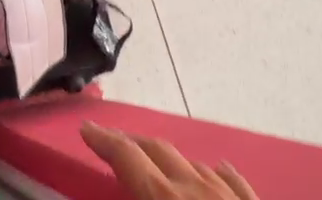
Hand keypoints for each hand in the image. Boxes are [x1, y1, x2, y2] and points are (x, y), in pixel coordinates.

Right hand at [80, 123, 258, 199]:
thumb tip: (117, 198)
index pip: (126, 157)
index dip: (103, 140)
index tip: (86, 129)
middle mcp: (196, 190)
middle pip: (158, 150)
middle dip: (132, 142)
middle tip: (113, 143)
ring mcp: (233, 199)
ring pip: (194, 163)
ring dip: (170, 160)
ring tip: (158, 166)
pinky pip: (235, 181)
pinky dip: (217, 172)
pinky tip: (217, 169)